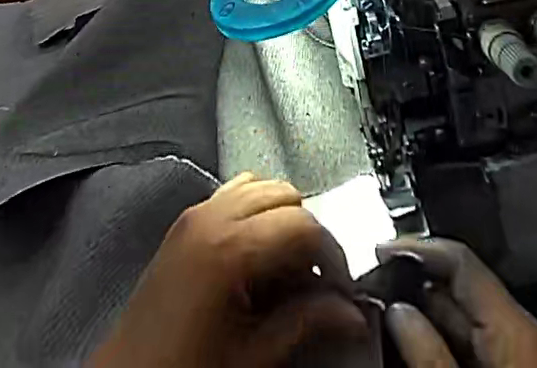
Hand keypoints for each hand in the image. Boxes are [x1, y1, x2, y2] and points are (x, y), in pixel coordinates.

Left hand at [87, 173, 366, 366]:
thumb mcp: (252, 356)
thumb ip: (306, 323)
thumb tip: (352, 313)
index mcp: (229, 247)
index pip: (305, 226)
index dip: (331, 255)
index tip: (340, 287)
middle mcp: (212, 217)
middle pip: (287, 196)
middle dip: (308, 233)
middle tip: (314, 278)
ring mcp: (195, 215)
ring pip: (262, 186)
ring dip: (284, 217)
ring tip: (286, 265)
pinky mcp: (184, 222)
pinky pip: (233, 192)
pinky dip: (255, 208)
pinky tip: (257, 249)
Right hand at [378, 239, 536, 367]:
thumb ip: (429, 354)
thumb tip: (399, 312)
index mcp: (518, 327)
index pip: (462, 259)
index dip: (418, 247)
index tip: (384, 247)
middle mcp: (522, 333)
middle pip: (459, 288)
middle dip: (413, 285)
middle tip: (373, 289)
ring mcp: (520, 354)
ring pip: (462, 319)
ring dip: (422, 315)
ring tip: (382, 316)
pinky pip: (470, 344)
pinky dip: (440, 341)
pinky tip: (411, 349)